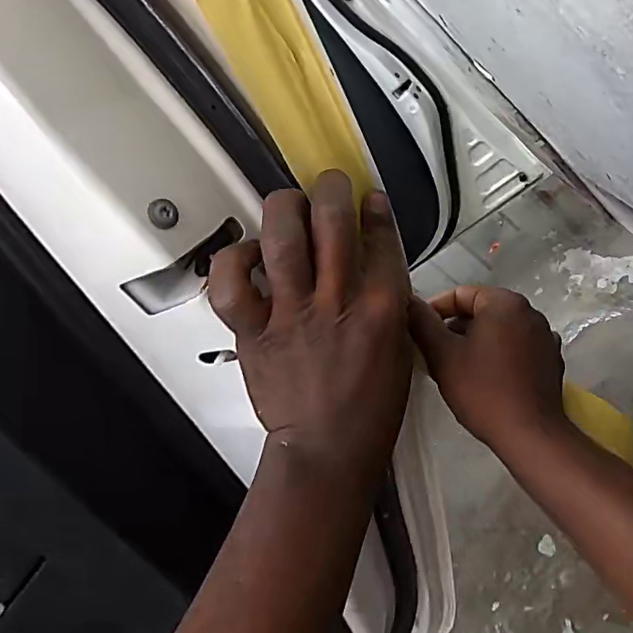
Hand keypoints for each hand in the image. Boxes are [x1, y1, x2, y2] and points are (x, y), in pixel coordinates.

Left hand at [207, 170, 414, 480]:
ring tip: (291, 203)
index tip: (370, 197)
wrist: (328, 449)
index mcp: (380, 312)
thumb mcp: (400, 348)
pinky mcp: (254, 334)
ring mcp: (290, 318)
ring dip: (286, 209)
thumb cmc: (372, 404)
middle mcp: (335, 305)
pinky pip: (232, 286)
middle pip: (332, 226)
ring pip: (282, 242)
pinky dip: (235, 259)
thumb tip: (374, 262)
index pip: (380, 241)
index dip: (375, 210)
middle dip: (332, 190)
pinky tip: (249, 253)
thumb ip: (390, 302)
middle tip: (331, 183)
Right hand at [409, 285, 567, 452]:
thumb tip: (410, 303)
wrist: (529, 434)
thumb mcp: (443, 355)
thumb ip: (423, 323)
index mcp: (505, 303)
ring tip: (457, 368)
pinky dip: (499, 355)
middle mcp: (530, 312)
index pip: (461, 294)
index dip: (434, 311)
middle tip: (435, 353)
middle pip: (482, 310)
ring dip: (476, 342)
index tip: (420, 333)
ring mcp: (545, 336)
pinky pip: (517, 347)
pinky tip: (487, 378)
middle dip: (456, 328)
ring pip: (500, 330)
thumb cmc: (483, 390)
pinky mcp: (551, 360)